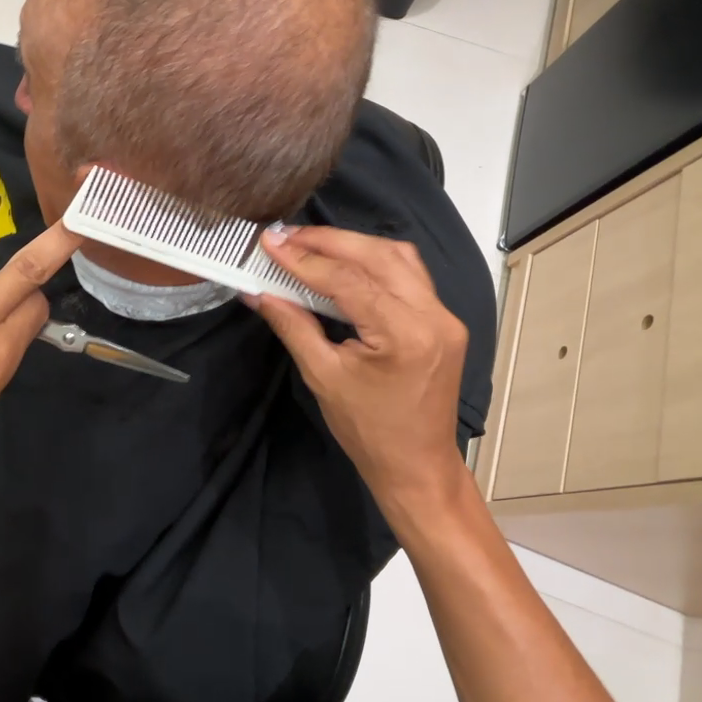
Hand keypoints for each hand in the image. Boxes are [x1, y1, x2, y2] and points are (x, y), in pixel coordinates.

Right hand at [248, 226, 468, 501]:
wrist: (416, 464)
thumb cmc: (367, 429)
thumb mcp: (322, 376)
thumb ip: (292, 325)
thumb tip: (257, 291)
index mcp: (403, 334)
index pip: (347, 280)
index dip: (303, 259)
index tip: (269, 243)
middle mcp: (432, 316)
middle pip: (377, 255)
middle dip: (328, 240)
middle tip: (286, 237)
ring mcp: (444, 316)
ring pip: (398, 257)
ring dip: (353, 244)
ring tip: (311, 244)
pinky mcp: (443, 320)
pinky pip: (409, 274)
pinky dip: (374, 260)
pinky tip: (345, 262)